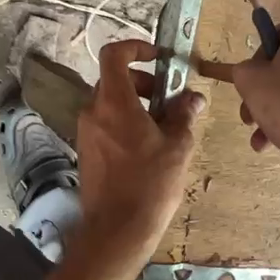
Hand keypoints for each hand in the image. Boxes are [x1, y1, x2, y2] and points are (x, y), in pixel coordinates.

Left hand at [73, 40, 204, 268]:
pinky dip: (125, 121)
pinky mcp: (86, 151)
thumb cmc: (149, 185)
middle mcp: (93, 111)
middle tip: (167, 99)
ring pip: (110, 102)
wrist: (116, 232)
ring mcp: (86, 132)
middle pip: (114, 78)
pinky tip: (147, 146)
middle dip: (143, 80)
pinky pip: (105, 123)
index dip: (135, 47)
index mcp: (114, 102)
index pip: (113, 54)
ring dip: (135, 102)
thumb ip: (183, 115)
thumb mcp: (177, 146)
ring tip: (162, 125)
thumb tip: (193, 98)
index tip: (158, 57)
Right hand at [197, 13, 279, 188]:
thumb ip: (242, 69)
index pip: (271, 37)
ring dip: (274, 109)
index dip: (255, 65)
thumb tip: (251, 73)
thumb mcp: (251, 83)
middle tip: (250, 116)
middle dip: (263, 92)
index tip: (250, 88)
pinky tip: (275, 143)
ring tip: (260, 138)